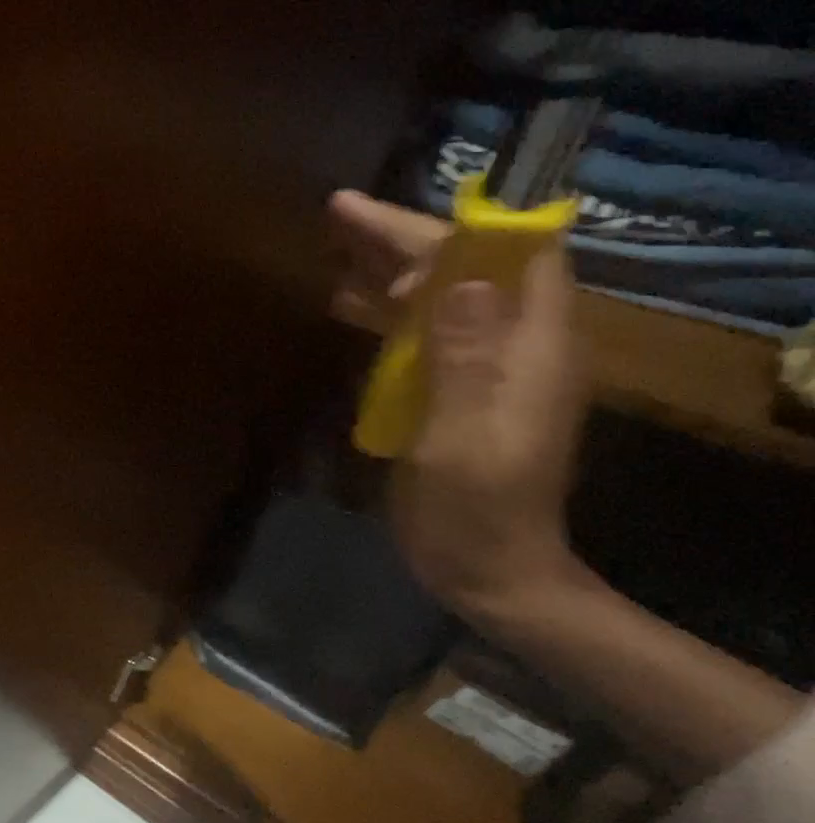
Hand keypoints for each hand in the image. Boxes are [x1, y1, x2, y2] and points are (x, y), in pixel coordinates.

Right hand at [329, 190, 590, 623]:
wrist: (485, 568)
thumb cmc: (479, 508)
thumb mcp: (466, 435)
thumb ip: (462, 359)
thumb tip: (453, 282)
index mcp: (531, 349)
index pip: (513, 258)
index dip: (462, 226)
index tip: (395, 209)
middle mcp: (512, 349)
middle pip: (466, 273)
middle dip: (407, 240)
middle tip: (338, 213)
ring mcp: (480, 374)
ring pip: (438, 302)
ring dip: (391, 271)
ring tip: (335, 247)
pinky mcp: (450, 398)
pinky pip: (419, 339)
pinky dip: (385, 314)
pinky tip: (347, 306)